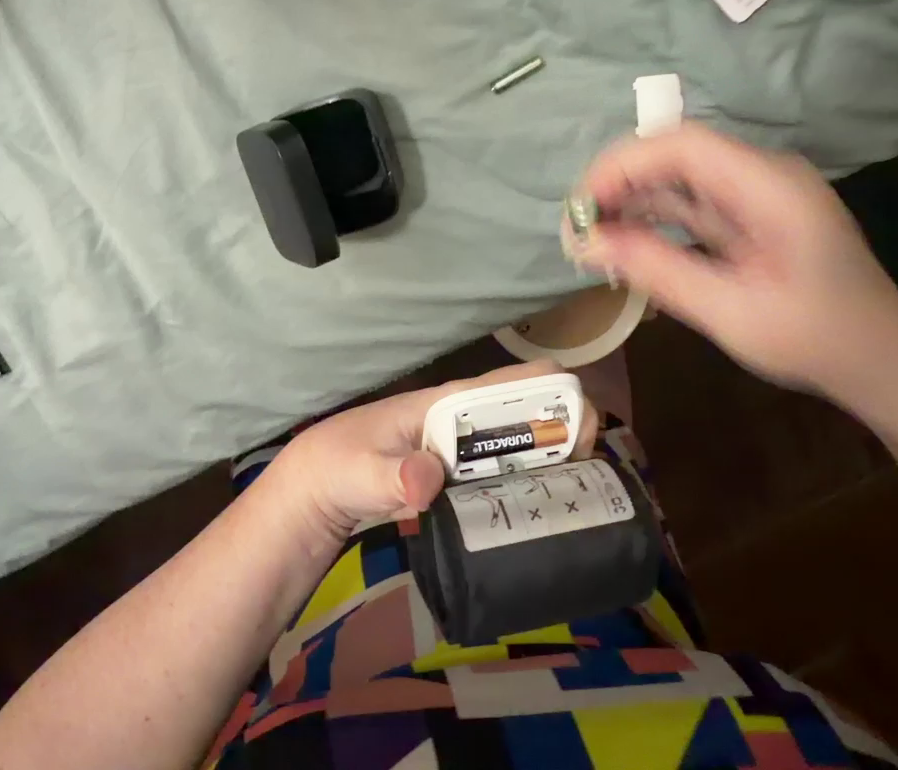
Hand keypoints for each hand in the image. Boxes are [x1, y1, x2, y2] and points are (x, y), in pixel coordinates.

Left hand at [269, 360, 599, 542]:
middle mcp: (459, 421)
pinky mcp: (456, 479)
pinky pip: (503, 474)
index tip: (580, 430)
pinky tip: (546, 512)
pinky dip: (528, 484)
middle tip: (585, 475)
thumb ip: (392, 476)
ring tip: (580, 495)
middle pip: (525, 411)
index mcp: (442, 404)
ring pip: (520, 443)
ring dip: (552, 459)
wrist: (312, 496)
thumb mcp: (358, 472)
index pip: (506, 385)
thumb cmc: (334, 468)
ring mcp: (459, 451)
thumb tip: (429, 479)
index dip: (551, 394)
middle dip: (564, 430)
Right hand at [571, 121, 897, 395]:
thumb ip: (657, 271)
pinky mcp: (750, 216)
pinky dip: (654, 219)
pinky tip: (625, 244)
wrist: (881, 361)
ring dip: (631, 201)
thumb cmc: (814, 339)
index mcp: (769, 185)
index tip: (581, 208)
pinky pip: (691, 203)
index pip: (681, 145)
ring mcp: (757, 194)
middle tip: (578, 228)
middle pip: (675, 155)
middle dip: (619, 184)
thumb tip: (587, 243)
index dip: (621, 166)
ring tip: (592, 238)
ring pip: (678, 178)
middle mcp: (762, 175)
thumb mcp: (729, 312)